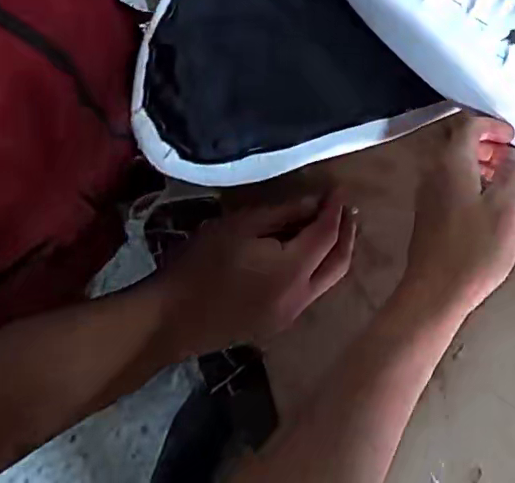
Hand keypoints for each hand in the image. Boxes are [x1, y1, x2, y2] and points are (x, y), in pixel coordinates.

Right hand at [154, 194, 356, 357]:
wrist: (167, 321)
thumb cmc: (201, 264)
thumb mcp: (241, 225)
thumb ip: (284, 213)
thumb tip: (315, 204)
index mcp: (292, 272)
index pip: (327, 235)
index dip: (335, 209)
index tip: (338, 189)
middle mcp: (300, 298)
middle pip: (339, 263)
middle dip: (347, 232)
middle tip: (345, 207)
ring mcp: (290, 317)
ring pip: (328, 281)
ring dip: (335, 251)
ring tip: (333, 225)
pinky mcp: (277, 325)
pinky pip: (311, 292)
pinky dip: (318, 267)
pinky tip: (307, 251)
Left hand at [398, 114, 514, 319]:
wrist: (435, 291)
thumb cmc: (475, 248)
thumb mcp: (507, 208)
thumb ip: (513, 174)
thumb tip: (514, 154)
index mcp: (452, 161)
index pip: (469, 125)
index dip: (492, 125)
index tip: (512, 137)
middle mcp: (434, 169)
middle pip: (458, 140)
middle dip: (485, 142)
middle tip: (509, 155)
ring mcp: (427, 191)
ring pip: (453, 161)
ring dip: (477, 161)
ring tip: (502, 177)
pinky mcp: (427, 211)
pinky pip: (448, 179)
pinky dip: (468, 177)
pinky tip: (485, 200)